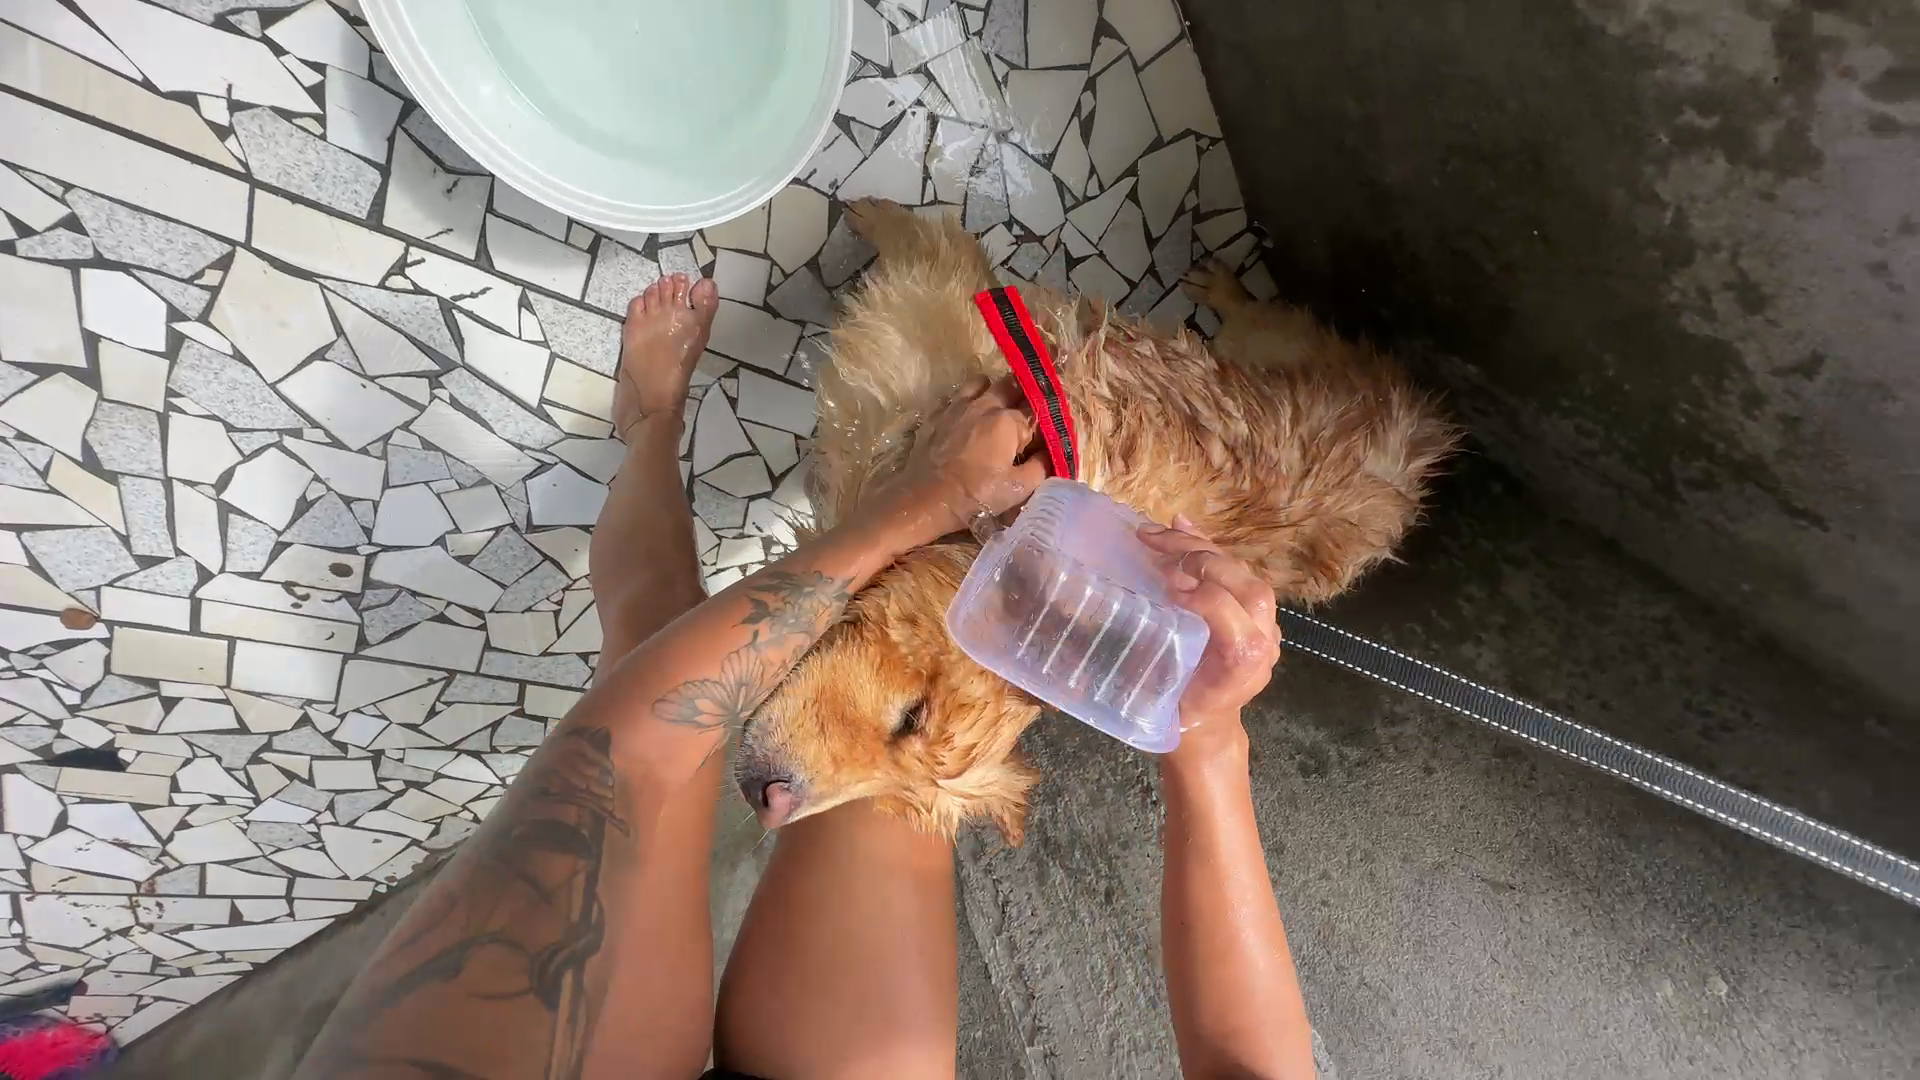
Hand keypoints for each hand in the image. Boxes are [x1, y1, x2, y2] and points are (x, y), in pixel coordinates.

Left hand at [860, 376, 1048, 548]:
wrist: (924, 500)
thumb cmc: (975, 496)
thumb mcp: (1017, 489)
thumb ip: (1041, 468)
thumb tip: (1052, 453)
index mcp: (1008, 421)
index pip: (1037, 410)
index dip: (1046, 420)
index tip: (1047, 432)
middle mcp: (984, 405)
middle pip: (1011, 385)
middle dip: (1023, 394)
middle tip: (1027, 413)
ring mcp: (957, 407)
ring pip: (981, 383)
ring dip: (993, 391)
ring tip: (996, 408)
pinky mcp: (936, 415)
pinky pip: (956, 397)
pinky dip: (966, 402)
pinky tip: (967, 418)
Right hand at [1138, 517, 1279, 764]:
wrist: (1209, 729)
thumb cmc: (1180, 714)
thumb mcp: (1156, 696)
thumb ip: (1139, 670)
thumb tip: (1078, 673)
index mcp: (1241, 660)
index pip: (1229, 611)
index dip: (1200, 592)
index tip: (1165, 586)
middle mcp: (1263, 638)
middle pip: (1244, 583)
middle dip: (1199, 557)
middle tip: (1156, 546)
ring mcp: (1265, 624)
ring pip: (1243, 572)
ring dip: (1201, 547)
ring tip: (1161, 534)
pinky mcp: (1255, 613)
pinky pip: (1237, 573)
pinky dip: (1209, 548)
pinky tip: (1179, 526)